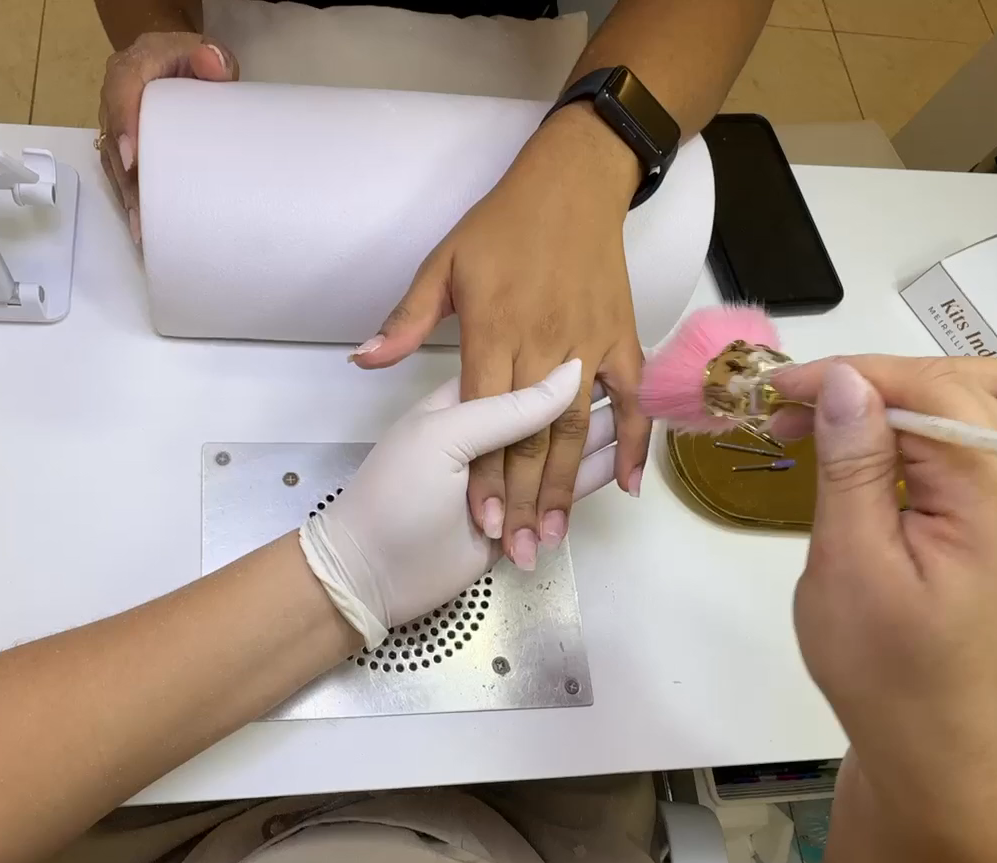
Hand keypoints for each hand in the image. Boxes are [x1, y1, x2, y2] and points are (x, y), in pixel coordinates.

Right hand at [99, 32, 236, 244]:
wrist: (179, 64)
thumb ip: (213, 57)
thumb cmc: (194, 62)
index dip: (124, 125)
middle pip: (113, 137)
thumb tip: (212, 66)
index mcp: (134, 67)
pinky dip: (129, 199)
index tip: (132, 160)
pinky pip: (119, 173)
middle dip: (125, 177)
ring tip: (141, 229)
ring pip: (113, 162)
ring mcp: (117, 125)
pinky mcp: (122, 147)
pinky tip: (141, 228)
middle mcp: (117, 97)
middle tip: (140, 210)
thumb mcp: (205, 52)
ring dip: (126, 196)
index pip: (121, 91)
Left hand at [300, 360, 617, 645]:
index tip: (609, 344)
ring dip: (600, 438)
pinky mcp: (521, 516)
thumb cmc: (397, 493)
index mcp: (465, 403)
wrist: (373, 573)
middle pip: (551, 412)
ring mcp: (508, 477)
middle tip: (648, 381)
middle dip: (592, 400)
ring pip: (563, 451)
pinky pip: (563, 493)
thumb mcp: (443, 439)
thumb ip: (507, 409)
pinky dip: (591, 480)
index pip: (524, 373)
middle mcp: (491, 434)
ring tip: (652, 417)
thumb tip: (573, 374)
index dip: (565, 363)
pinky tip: (627, 464)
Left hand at [351, 107, 648, 572]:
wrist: (574, 179)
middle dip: (521, 497)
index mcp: (493, 334)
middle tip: (516, 549)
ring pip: (576, 431)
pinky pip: (630, 400)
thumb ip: (407, 321)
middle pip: (528, 436)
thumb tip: (363, 358)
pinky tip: (626, 489)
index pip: (484, 420)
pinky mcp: (621, 342)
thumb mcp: (441, 265)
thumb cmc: (499, 226)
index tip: (477, 520)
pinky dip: (633, 443)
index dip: (482, 472)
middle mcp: (541, 347)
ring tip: (554, 536)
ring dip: (566, 488)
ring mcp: (587, 346)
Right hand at [772, 357, 996, 772]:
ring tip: (866, 422)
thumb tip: (845, 384)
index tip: (776, 389)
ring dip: (935, 392)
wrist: (930, 734)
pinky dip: (972, 423)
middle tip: (810, 413)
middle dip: (884, 380)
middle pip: (974, 382)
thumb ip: (853, 466)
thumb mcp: (849, 562)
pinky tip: (929, 451)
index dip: (848, 375)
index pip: (928, 390)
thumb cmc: (881, 660)